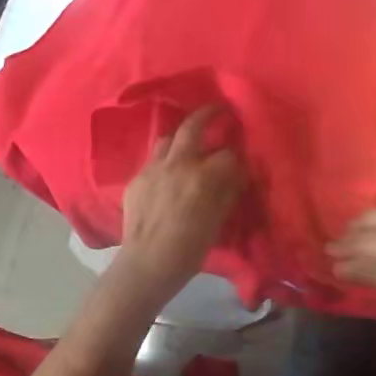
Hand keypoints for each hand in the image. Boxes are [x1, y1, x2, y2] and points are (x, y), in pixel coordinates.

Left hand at [117, 107, 245, 300]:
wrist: (147, 264)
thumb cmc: (189, 250)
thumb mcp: (218, 222)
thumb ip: (227, 192)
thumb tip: (236, 174)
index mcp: (202, 176)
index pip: (227, 154)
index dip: (236, 157)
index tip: (240, 160)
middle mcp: (177, 164)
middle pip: (192, 126)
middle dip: (207, 115)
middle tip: (217, 111)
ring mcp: (152, 169)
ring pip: (168, 139)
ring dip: (181, 138)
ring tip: (189, 145)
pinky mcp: (136, 179)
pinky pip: (152, 161)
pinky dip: (164, 162)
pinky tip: (167, 176)